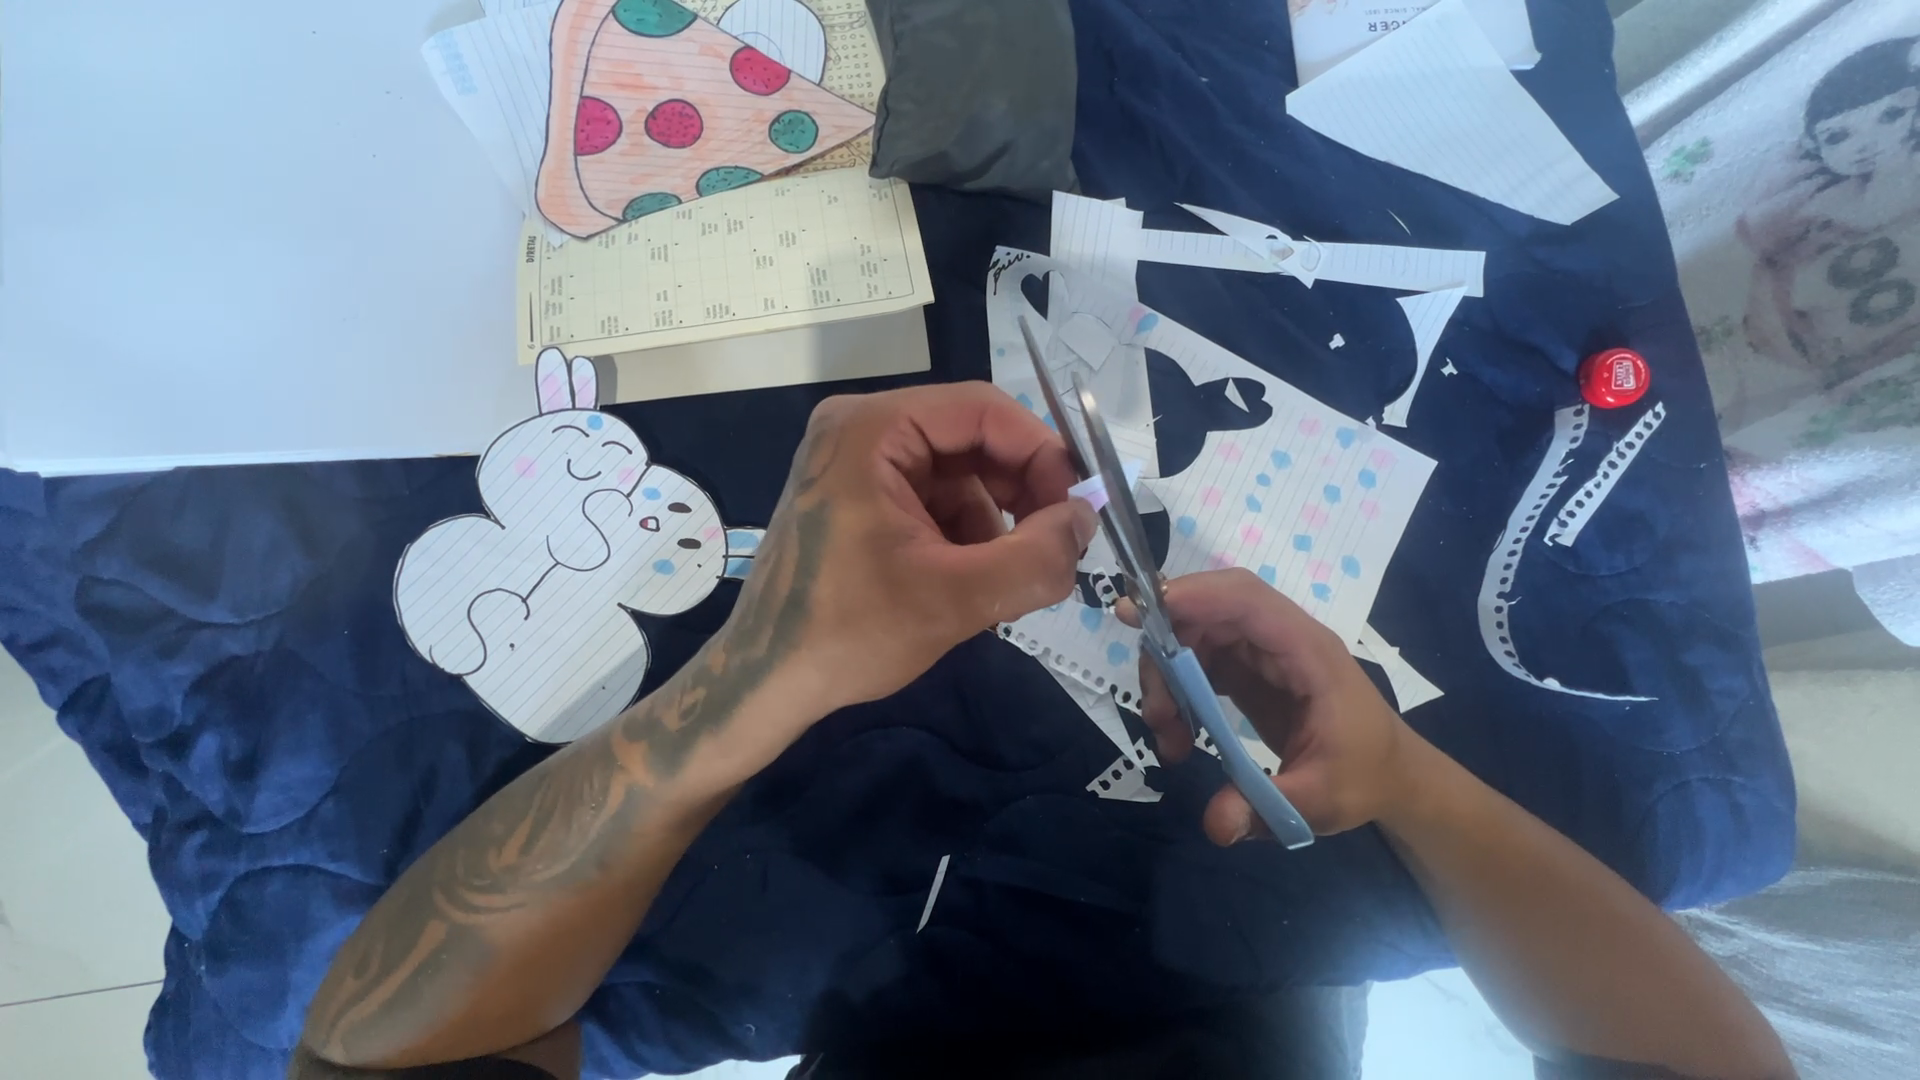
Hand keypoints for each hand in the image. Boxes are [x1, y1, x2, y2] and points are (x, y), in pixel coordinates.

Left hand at [717, 382, 1096, 729]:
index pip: (984, 411)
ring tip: (998, 580)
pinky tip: (964, 580)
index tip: (1078, 508)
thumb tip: (1087, 519)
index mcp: (872, 429)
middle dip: (1021, 493)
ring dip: (994, 523)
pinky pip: (935, 498)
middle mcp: (861, 430)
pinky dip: (964, 535)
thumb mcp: (955, 598)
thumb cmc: (849, 634)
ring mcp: (857, 463)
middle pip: (973, 439)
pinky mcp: (859, 496)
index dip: (1042, 453)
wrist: (767, 683)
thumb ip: (1037, 558)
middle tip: (1055, 546)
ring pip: (961, 473)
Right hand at [1120, 568, 1421, 843]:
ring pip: (1197, 631)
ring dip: (1167, 673)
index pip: (1245, 600)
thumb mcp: (1319, 802)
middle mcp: (1281, 639)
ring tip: (1166, 731)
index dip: (1191, 595)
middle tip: (1152, 702)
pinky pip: (1199, 654)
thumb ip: (1265, 810)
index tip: (1138, 612)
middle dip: (1166, 642)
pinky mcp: (1248, 666)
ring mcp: (1262, 650)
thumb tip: (1214, 825)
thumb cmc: (1364, 777)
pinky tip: (1176, 727)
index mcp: (1307, 652)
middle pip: (1210, 609)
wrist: (1390, 776)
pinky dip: (1176, 684)